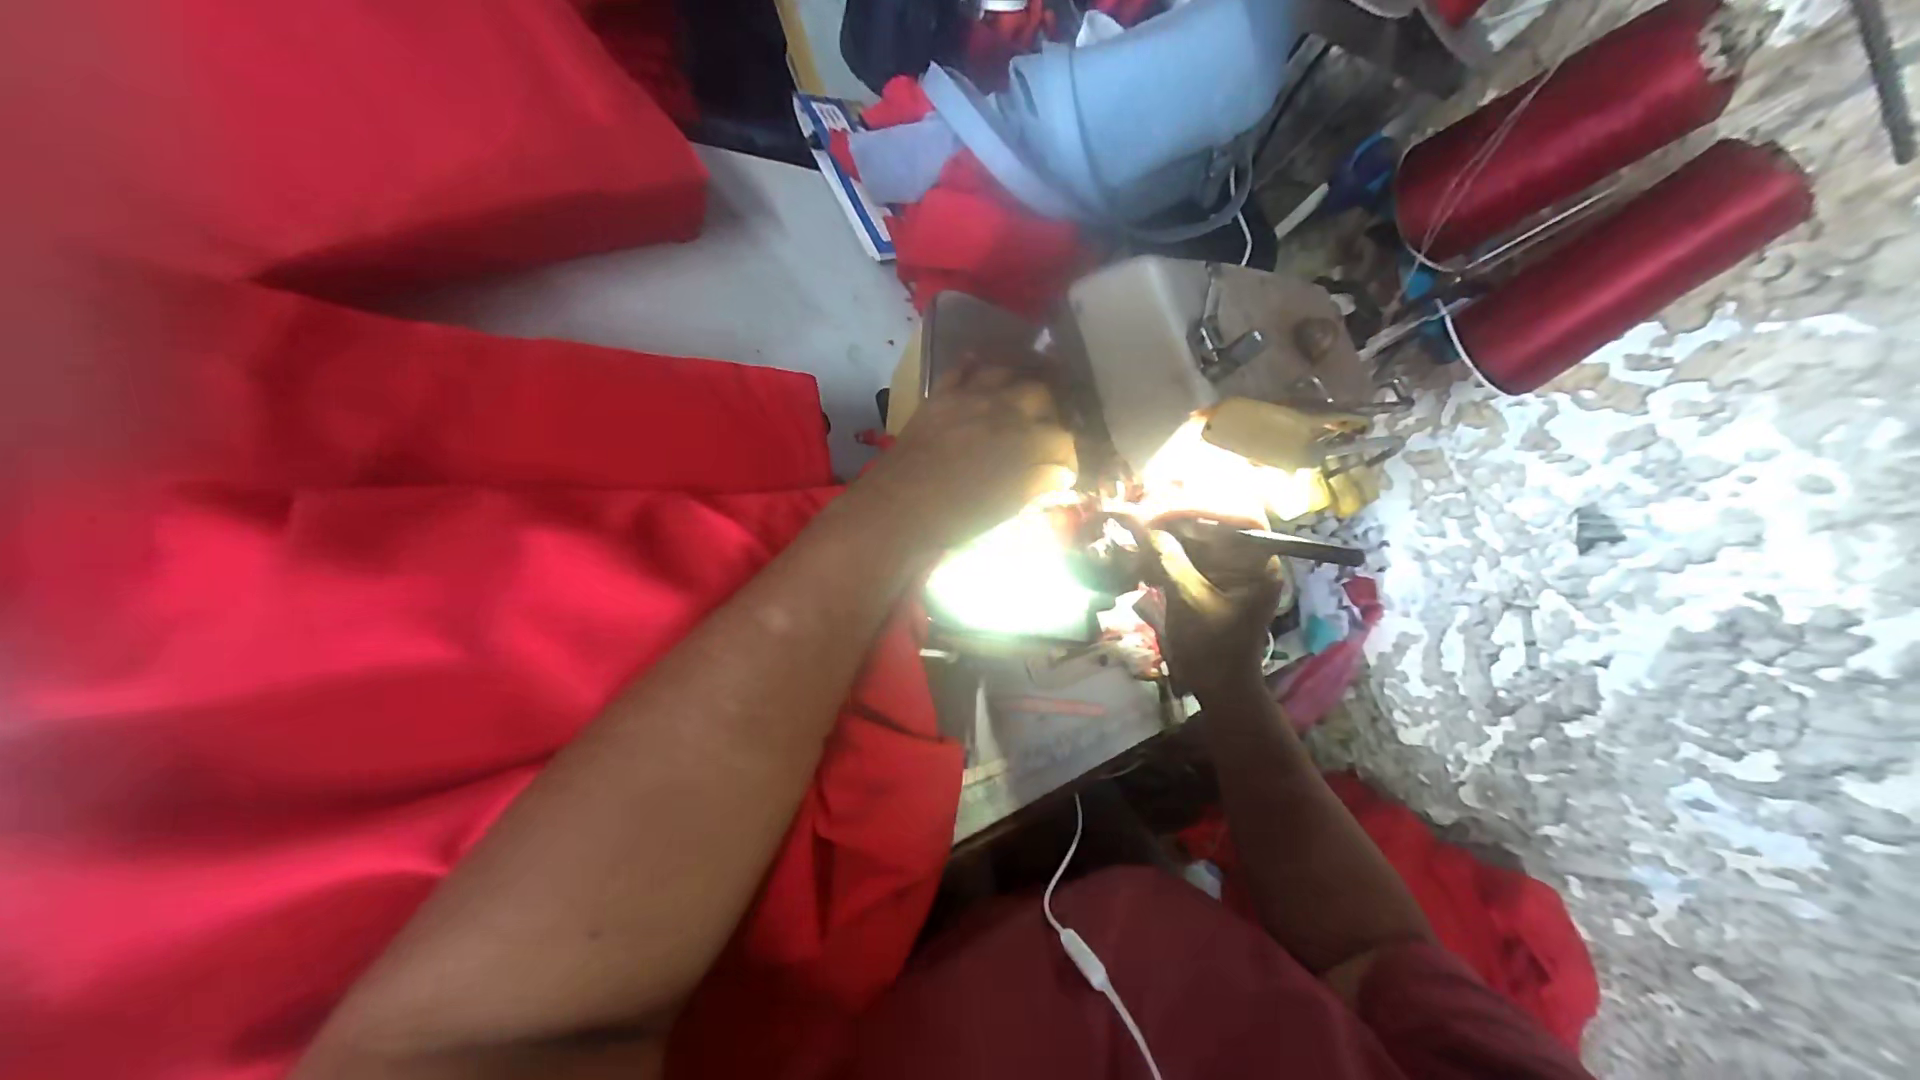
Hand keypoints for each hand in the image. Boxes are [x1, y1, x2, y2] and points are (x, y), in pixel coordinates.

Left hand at [853, 367, 1076, 551]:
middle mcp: (1003, 409)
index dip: (1067, 456)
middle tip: (1044, 432)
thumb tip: (1060, 473)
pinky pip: (962, 369)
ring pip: (1006, 373)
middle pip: (1040, 395)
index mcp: (1025, 442)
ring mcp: (969, 397)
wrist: (898, 507)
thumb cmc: (957, 516)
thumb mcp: (1006, 506)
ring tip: (1020, 400)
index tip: (1064, 471)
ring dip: (1018, 384)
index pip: (1061, 439)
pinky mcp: (940, 396)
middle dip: (1049, 413)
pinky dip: (975, 368)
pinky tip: (981, 372)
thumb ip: (1036, 483)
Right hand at [1128, 518, 1283, 702]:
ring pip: (1195, 534)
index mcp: (1259, 563)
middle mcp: (1246, 558)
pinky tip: (1140, 552)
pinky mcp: (1206, 577)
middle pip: (1213, 520)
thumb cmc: (1214, 650)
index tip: (1164, 512)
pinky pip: (1184, 552)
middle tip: (1142, 516)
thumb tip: (1143, 526)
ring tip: (1135, 531)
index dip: (1202, 507)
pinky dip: (1162, 550)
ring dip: (1165, 532)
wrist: (1218, 688)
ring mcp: (1226, 567)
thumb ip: (1169, 561)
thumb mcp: (1191, 603)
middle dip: (1176, 516)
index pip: (1239, 516)